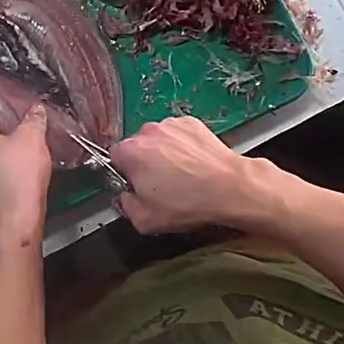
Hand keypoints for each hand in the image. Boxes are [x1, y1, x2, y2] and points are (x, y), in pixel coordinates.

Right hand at [110, 117, 277, 234]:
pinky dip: (183, 146)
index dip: (125, 174)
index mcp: (130, 152)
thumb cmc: (190, 203)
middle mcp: (148, 132)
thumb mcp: (146, 220)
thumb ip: (125, 207)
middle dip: (145, 163)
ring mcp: (171, 125)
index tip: (136, 186)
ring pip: (158, 140)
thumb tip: (125, 200)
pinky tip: (194, 164)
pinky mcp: (192, 124)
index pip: (114, 158)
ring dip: (165, 153)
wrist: (229, 187)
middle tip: (162, 185)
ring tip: (182, 176)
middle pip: (137, 147)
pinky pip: (179, 134)